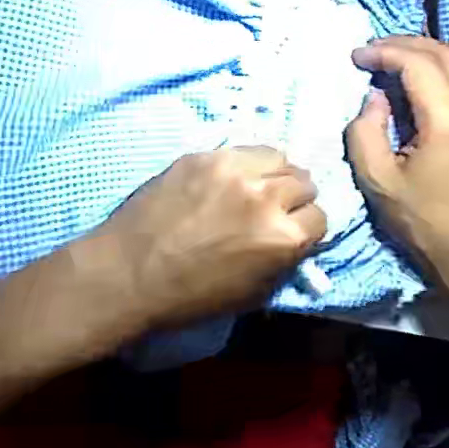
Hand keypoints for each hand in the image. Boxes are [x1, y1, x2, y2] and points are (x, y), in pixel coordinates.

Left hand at [82, 147, 325, 330]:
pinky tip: (225, 180)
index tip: (292, 232)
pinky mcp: (204, 155)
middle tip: (272, 209)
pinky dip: (242, 164)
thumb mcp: (253, 294)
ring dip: (273, 174)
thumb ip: (284, 261)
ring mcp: (233, 170)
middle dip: (294, 199)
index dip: (306, 228)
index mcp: (284, 238)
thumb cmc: (190, 298)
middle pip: (304, 182)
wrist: (127, 274)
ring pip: (279, 156)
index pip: (321, 218)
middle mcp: (266, 196)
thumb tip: (296, 239)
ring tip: (254, 187)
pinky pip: (242, 150)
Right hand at [345, 36, 448, 323]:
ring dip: (446, 54)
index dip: (384, 52)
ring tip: (419, 65)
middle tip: (379, 52)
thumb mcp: (380, 185)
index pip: (418, 63)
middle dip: (409, 45)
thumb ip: (365, 134)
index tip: (359, 57)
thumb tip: (375, 99)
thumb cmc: (431, 227)